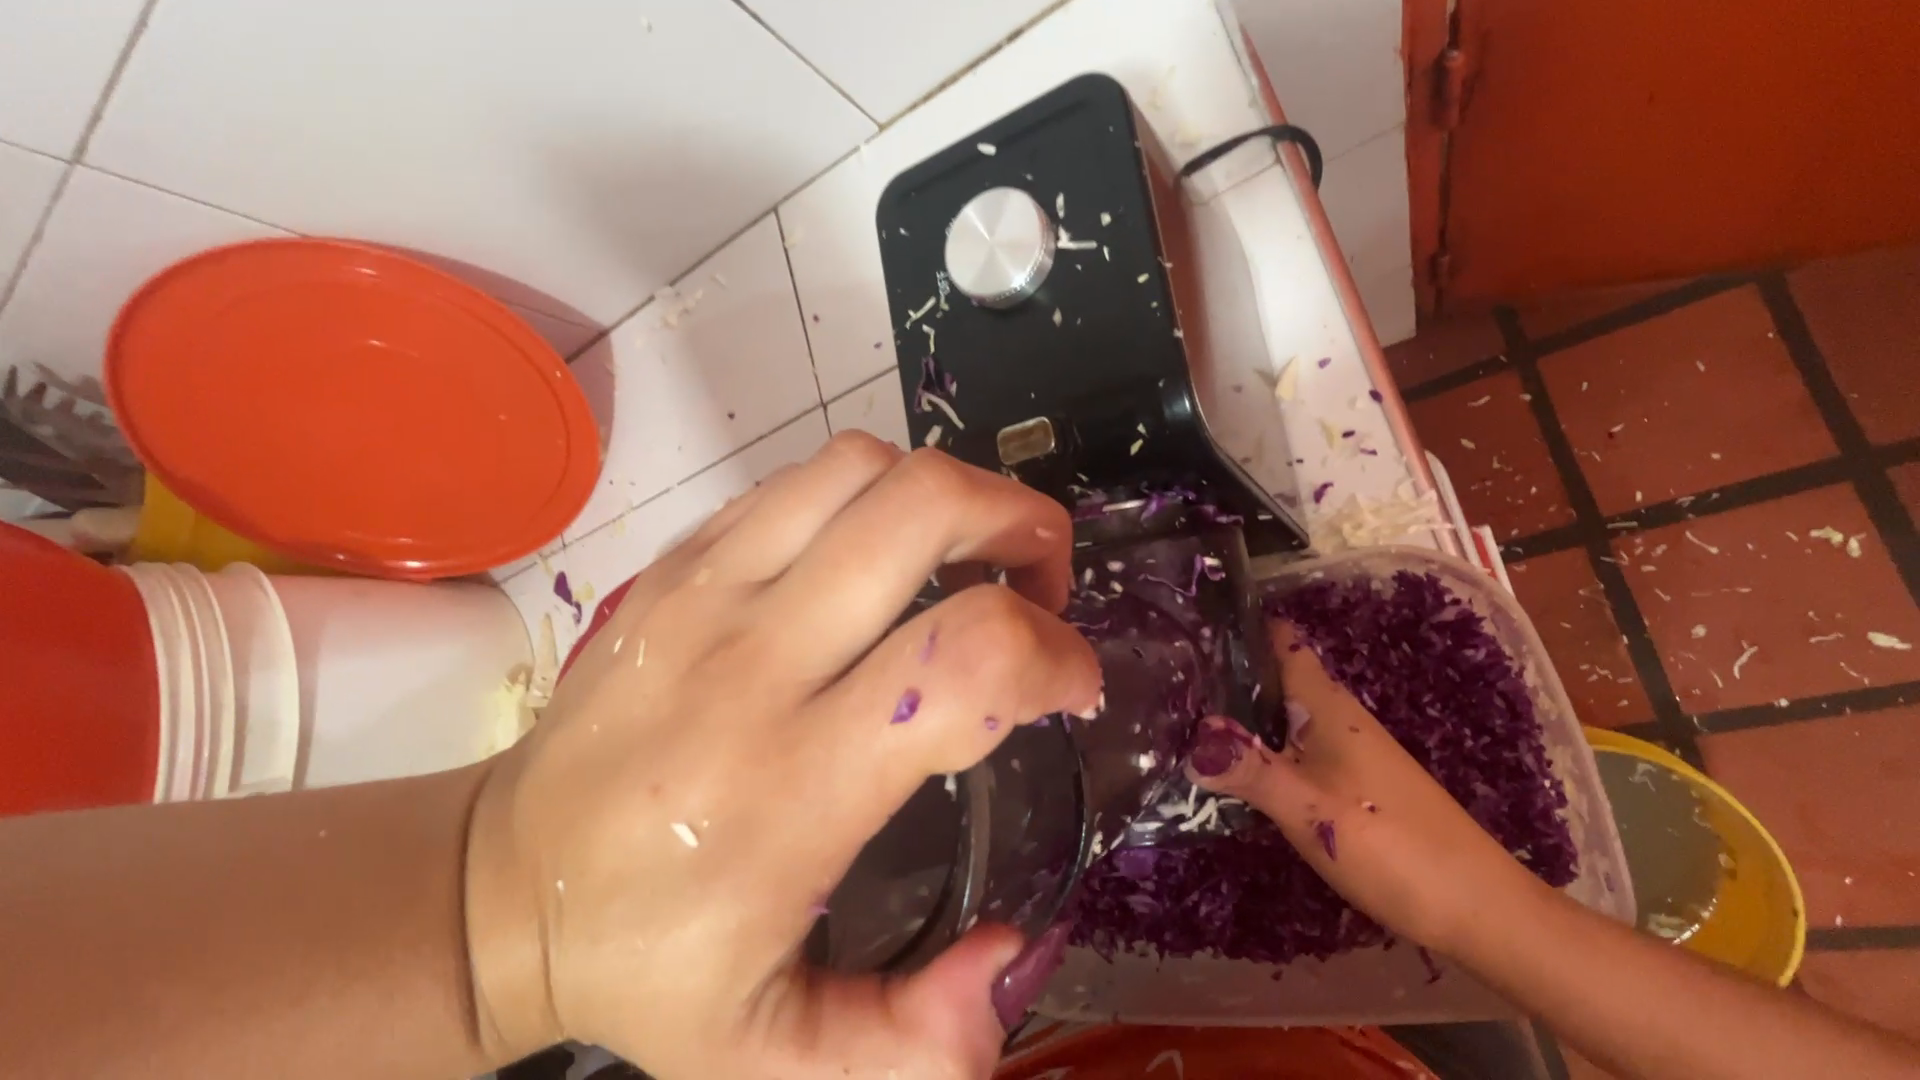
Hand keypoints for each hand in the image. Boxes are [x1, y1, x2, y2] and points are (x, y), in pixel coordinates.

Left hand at [463, 434, 1102, 1078]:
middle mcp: (754, 658)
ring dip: (952, 496)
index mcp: (795, 780)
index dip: (1055, 654)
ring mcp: (707, 588)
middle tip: (1042, 585)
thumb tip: (1011, 957)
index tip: (1073, 686)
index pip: (966, 659)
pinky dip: (877, 495)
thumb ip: (910, 1046)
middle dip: (1022, 524)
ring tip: (970, 560)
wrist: (498, 882)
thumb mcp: (773, 1058)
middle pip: (925, 509)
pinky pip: (805, 479)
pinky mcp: (680, 559)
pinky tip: (884, 555)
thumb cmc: (646, 964)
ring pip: (866, 468)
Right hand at [1185, 621, 1543, 953]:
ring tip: (1183, 710)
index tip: (1191, 616)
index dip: (1243, 624)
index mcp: (1330, 708)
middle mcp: (1339, 720)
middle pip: (1276, 678)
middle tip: (1167, 669)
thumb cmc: (1394, 847)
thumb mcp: (1311, 810)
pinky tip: (1232, 764)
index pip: (1285, 643)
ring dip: (1241, 710)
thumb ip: (1250, 772)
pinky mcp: (1352, 786)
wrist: (1479, 910)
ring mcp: (1348, 754)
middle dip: (1228, 670)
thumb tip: (1188, 742)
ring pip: (1283, 715)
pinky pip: (1293, 748)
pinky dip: (1261, 746)